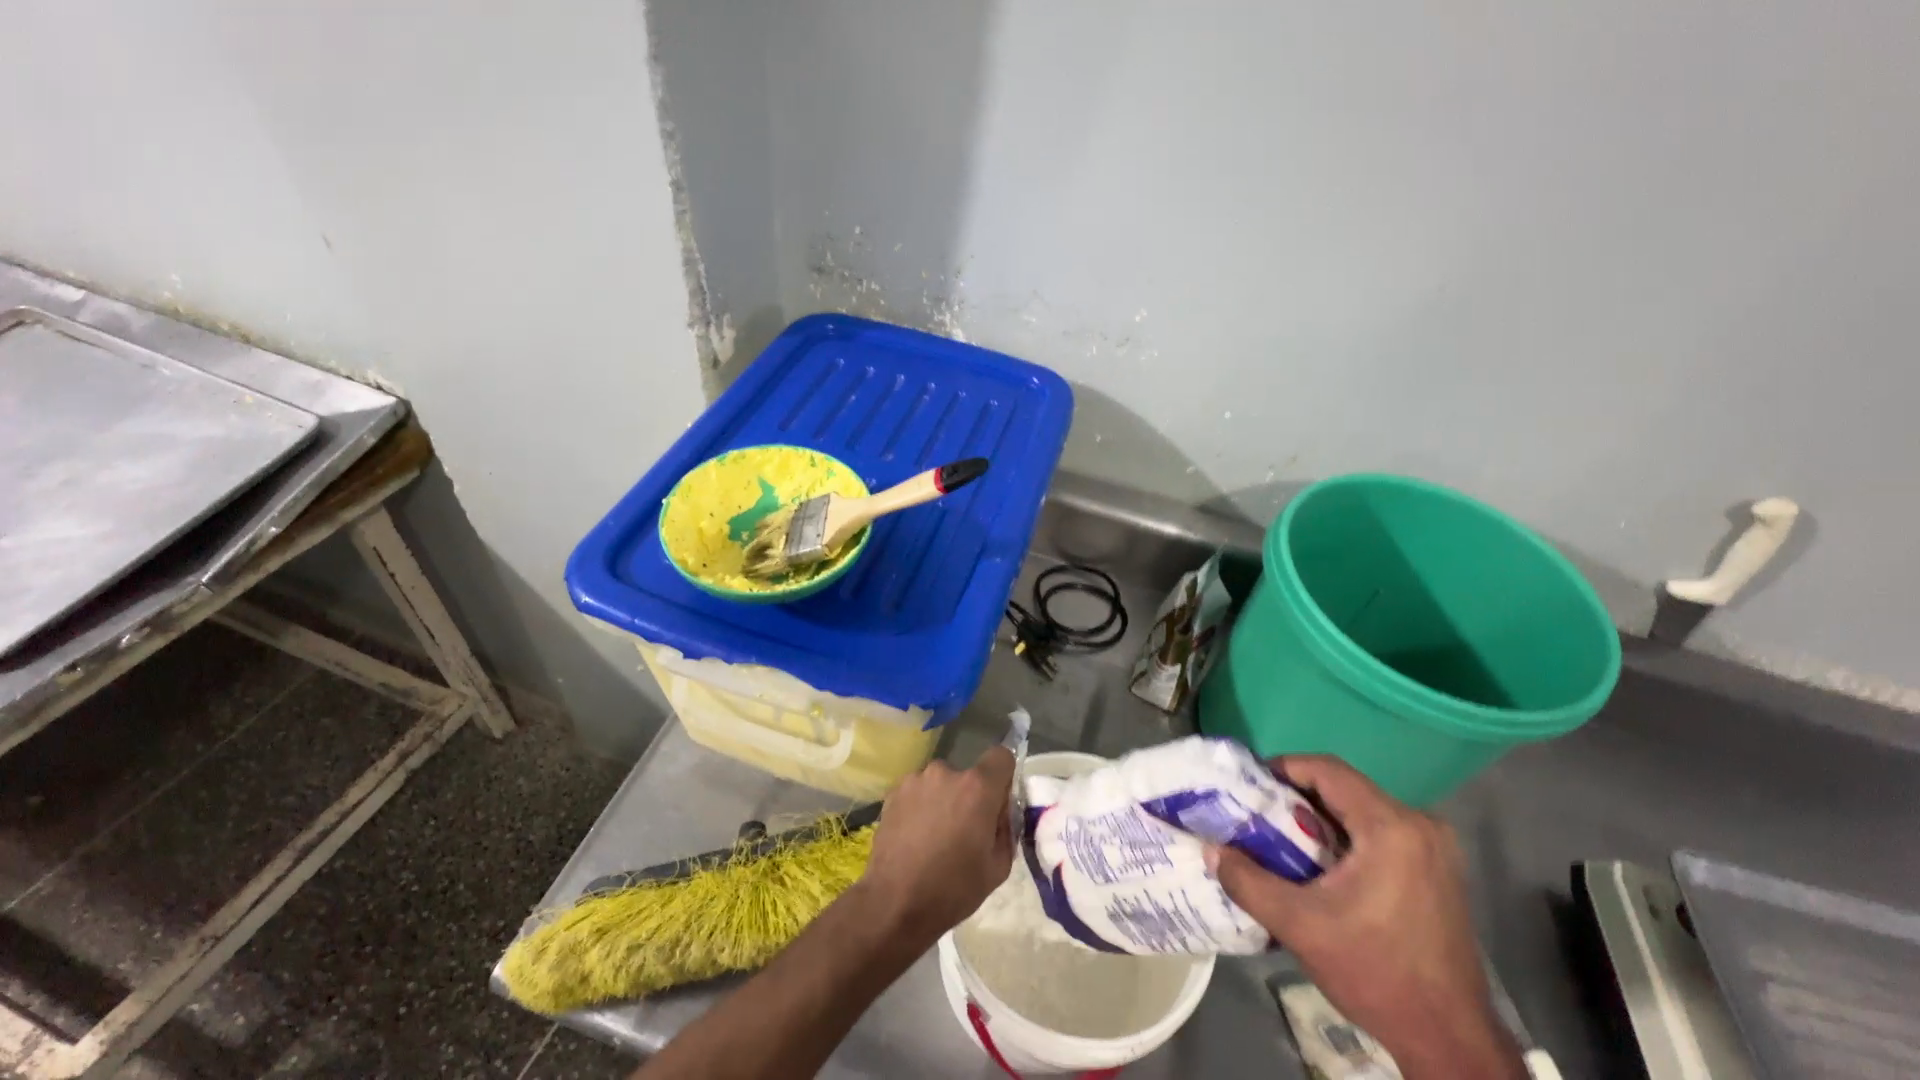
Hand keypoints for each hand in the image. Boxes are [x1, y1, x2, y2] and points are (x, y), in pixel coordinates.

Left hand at [857, 746, 1015, 943]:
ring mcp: (915, 781)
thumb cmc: (954, 888)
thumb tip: (999, 812)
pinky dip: (920, 807)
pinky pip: (918, 793)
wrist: (895, 903)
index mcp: (977, 787)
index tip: (997, 802)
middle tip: (964, 830)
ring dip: (943, 800)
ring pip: (940, 784)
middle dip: (970, 796)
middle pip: (968, 775)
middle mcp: (945, 772)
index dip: (1003, 776)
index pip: (1001, 756)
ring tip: (934, 836)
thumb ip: (1006, 827)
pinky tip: (914, 837)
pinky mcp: (892, 793)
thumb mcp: (999, 865)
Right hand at [1208, 756, 1523, 1079]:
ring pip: (1364, 812)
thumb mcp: (1298, 926)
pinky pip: (1383, 834)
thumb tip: (1211, 850)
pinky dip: (1347, 840)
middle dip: (1297, 798)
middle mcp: (1419, 824)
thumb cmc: (1374, 972)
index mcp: (1390, 827)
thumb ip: (1248, 882)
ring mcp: (1435, 847)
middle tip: (1256, 818)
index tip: (1248, 785)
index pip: (1328, 770)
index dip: (1283, 767)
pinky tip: (1321, 869)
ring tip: (1281, 843)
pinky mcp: (1439, 870)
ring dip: (1321, 821)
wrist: (1447, 1034)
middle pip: (1346, 789)